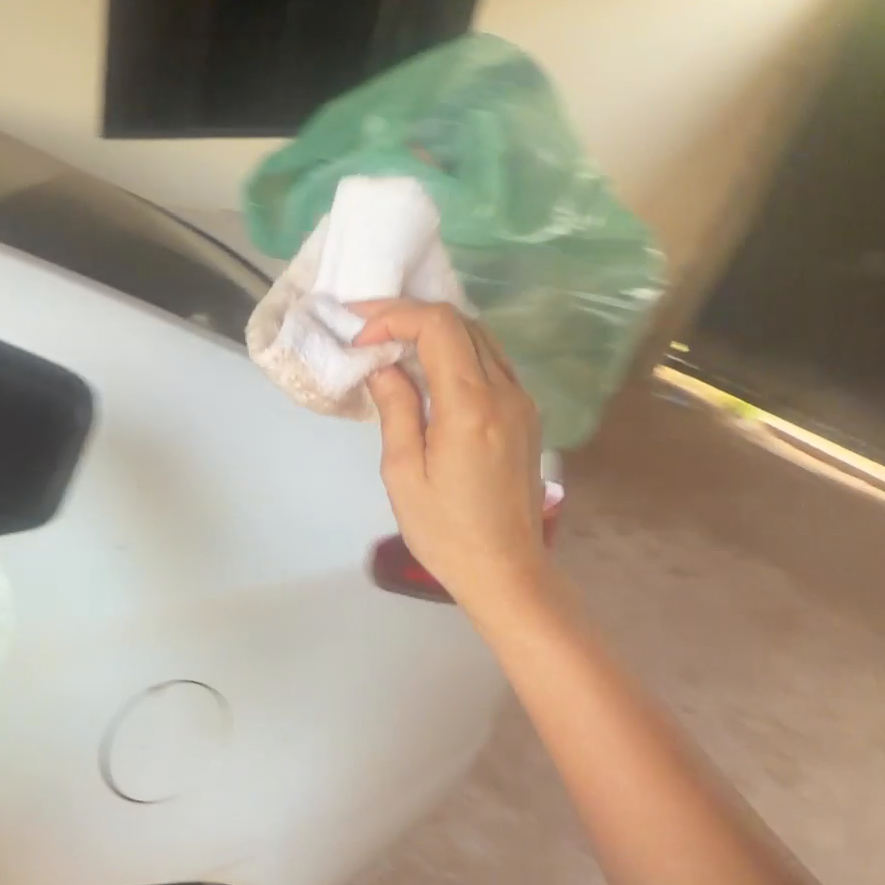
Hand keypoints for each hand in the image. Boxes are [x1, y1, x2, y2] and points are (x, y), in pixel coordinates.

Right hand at [352, 300, 549, 609]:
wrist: (505, 568)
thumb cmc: (443, 531)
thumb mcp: (403, 473)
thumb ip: (396, 410)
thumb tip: (383, 367)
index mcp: (470, 407)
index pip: (438, 327)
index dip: (394, 317)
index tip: (359, 338)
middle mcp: (504, 392)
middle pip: (461, 323)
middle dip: (409, 316)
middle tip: (365, 331)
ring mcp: (521, 400)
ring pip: (480, 337)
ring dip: (433, 331)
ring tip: (390, 346)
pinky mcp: (525, 414)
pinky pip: (490, 362)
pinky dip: (455, 352)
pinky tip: (425, 372)